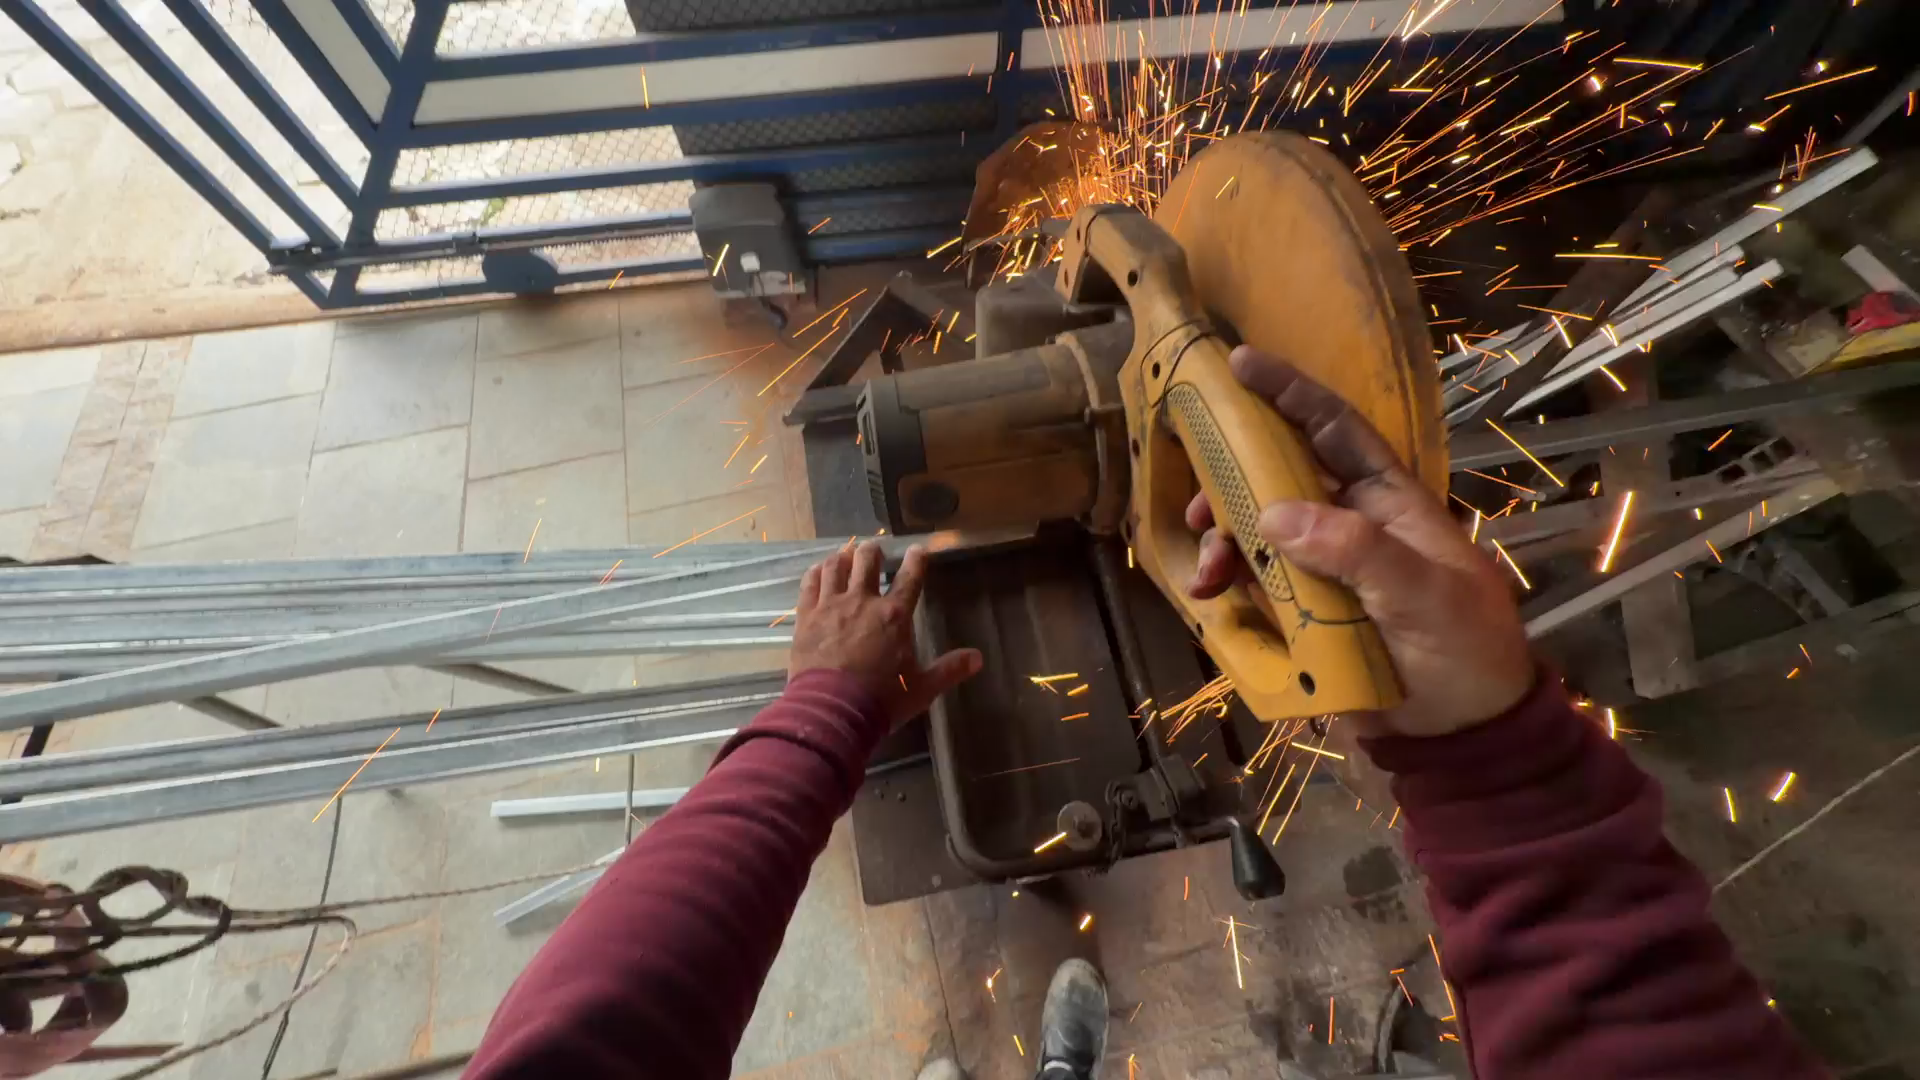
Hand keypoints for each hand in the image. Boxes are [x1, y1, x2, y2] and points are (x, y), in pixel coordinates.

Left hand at [789, 541, 983, 729]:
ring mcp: (832, 605)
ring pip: (837, 566)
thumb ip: (950, 669)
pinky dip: (816, 572)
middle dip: (873, 551)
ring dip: (844, 557)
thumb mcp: (922, 688)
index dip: (916, 559)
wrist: (831, 711)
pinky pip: (810, 583)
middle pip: (867, 561)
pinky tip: (819, 570)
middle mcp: (864, 601)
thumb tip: (978, 657)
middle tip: (875, 551)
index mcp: (895, 615)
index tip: (918, 549)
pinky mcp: (807, 616)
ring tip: (846, 555)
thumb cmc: (882, 699)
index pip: (910, 577)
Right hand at [1186, 346, 1533, 738]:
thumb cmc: (1462, 650)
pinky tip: (1211, 596)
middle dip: (1231, 480)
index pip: (1333, 429)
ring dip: (1222, 540)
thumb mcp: (1424, 595)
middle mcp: (1344, 520)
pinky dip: (1224, 579)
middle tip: (1198, 503)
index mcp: (1385, 500)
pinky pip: (1248, 575)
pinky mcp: (1297, 603)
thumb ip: (1357, 550)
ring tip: (1208, 573)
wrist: (1459, 732)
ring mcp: (1317, 563)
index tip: (1240, 364)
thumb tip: (1272, 514)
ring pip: (1253, 528)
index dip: (1289, 392)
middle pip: (1275, 475)